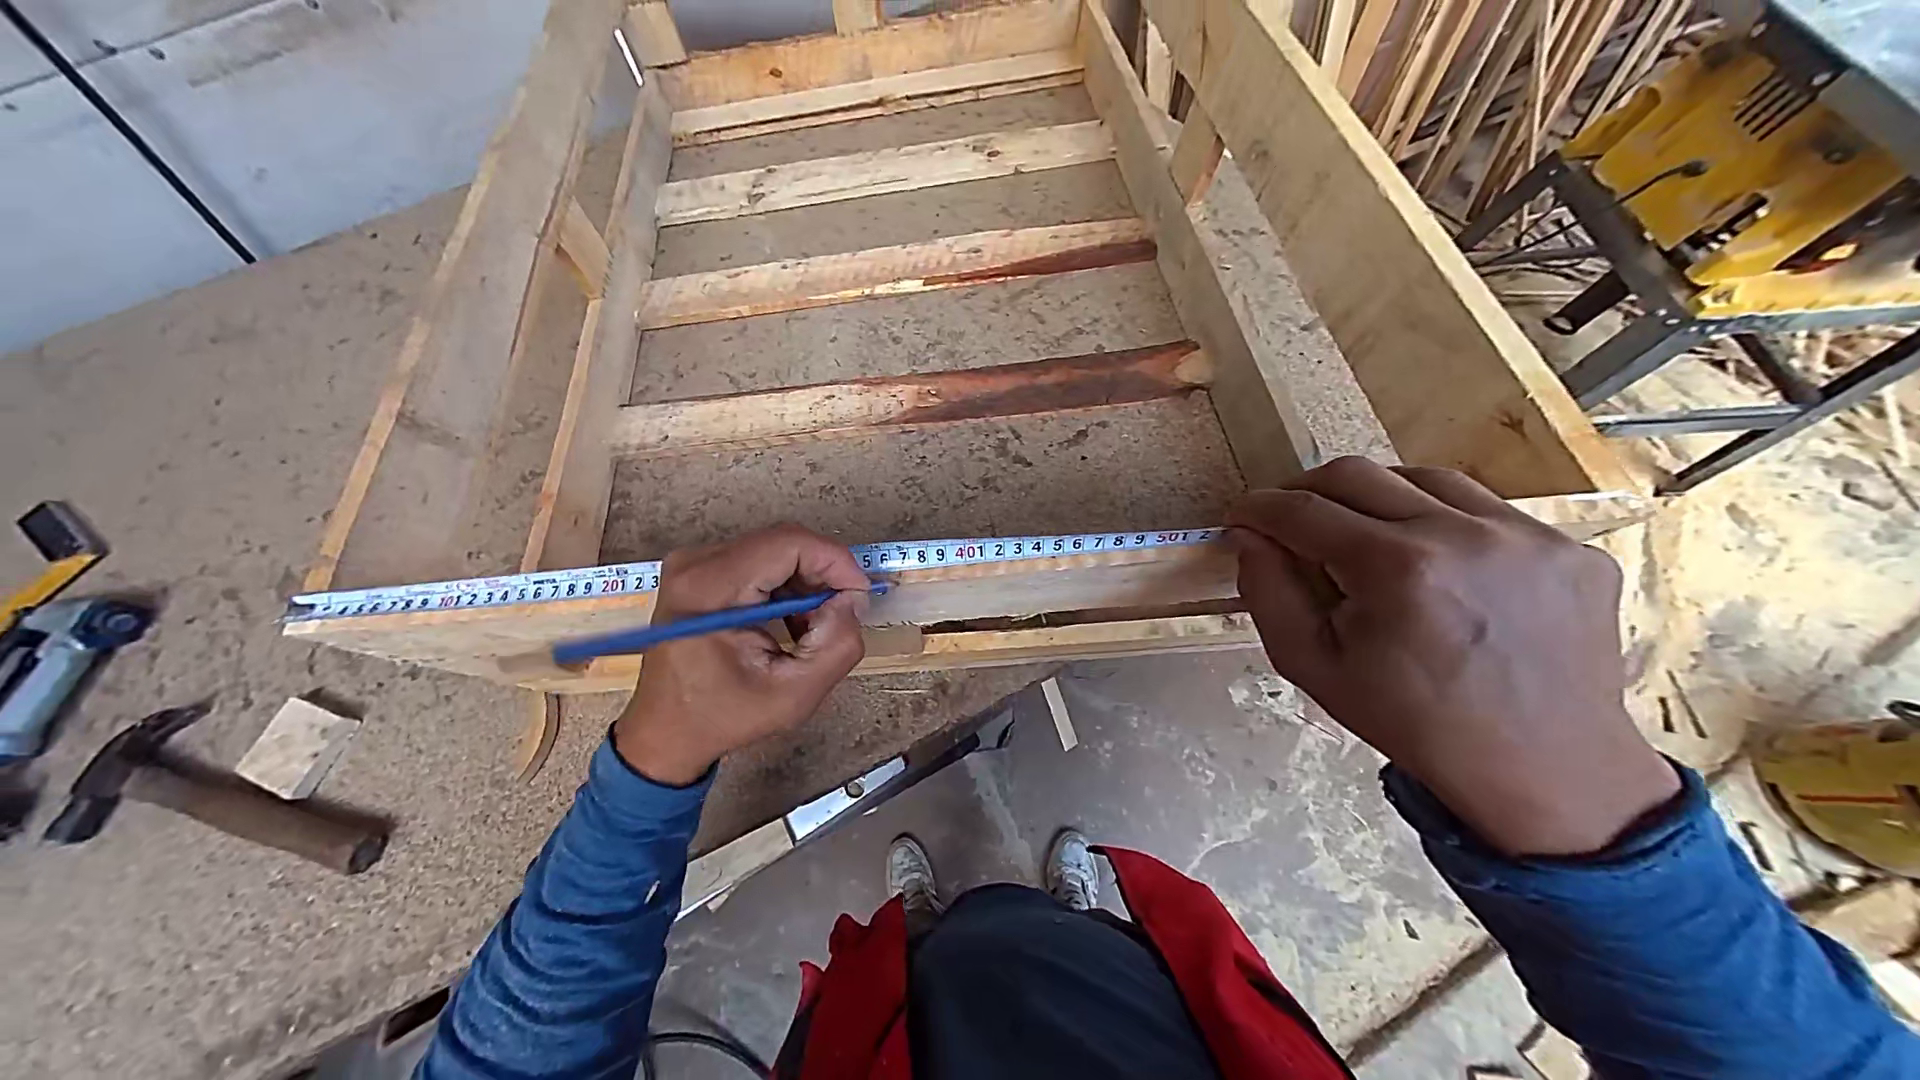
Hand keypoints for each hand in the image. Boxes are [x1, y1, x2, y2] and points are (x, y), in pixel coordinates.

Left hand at [612, 525, 870, 785]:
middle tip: (840, 617)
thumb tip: (852, 601)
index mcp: (709, 588)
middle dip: (824, 575)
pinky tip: (791, 623)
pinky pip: (760, 560)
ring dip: (808, 582)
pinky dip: (788, 585)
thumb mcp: (794, 695)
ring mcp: (694, 563)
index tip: (858, 597)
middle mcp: (696, 563)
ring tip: (813, 628)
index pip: (789, 543)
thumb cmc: (722, 717)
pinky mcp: (700, 570)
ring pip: (776, 549)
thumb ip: (838, 645)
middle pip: (783, 542)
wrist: (666, 730)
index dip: (835, 562)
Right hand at [1228, 457, 1677, 855]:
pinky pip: (1483, 508)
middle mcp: (1464, 534)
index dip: (1258, 508)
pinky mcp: (1569, 547)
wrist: (1542, 768)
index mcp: (1396, 569)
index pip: (1303, 511)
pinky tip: (1432, 562)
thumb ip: (1267, 592)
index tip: (1241, 517)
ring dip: (1373, 497)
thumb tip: (1249, 536)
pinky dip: (1437, 521)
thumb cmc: (1410, 721)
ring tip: (1359, 535)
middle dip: (1305, 491)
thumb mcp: (1311, 666)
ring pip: (1421, 478)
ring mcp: (1528, 535)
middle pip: (1356, 475)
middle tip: (1288, 521)